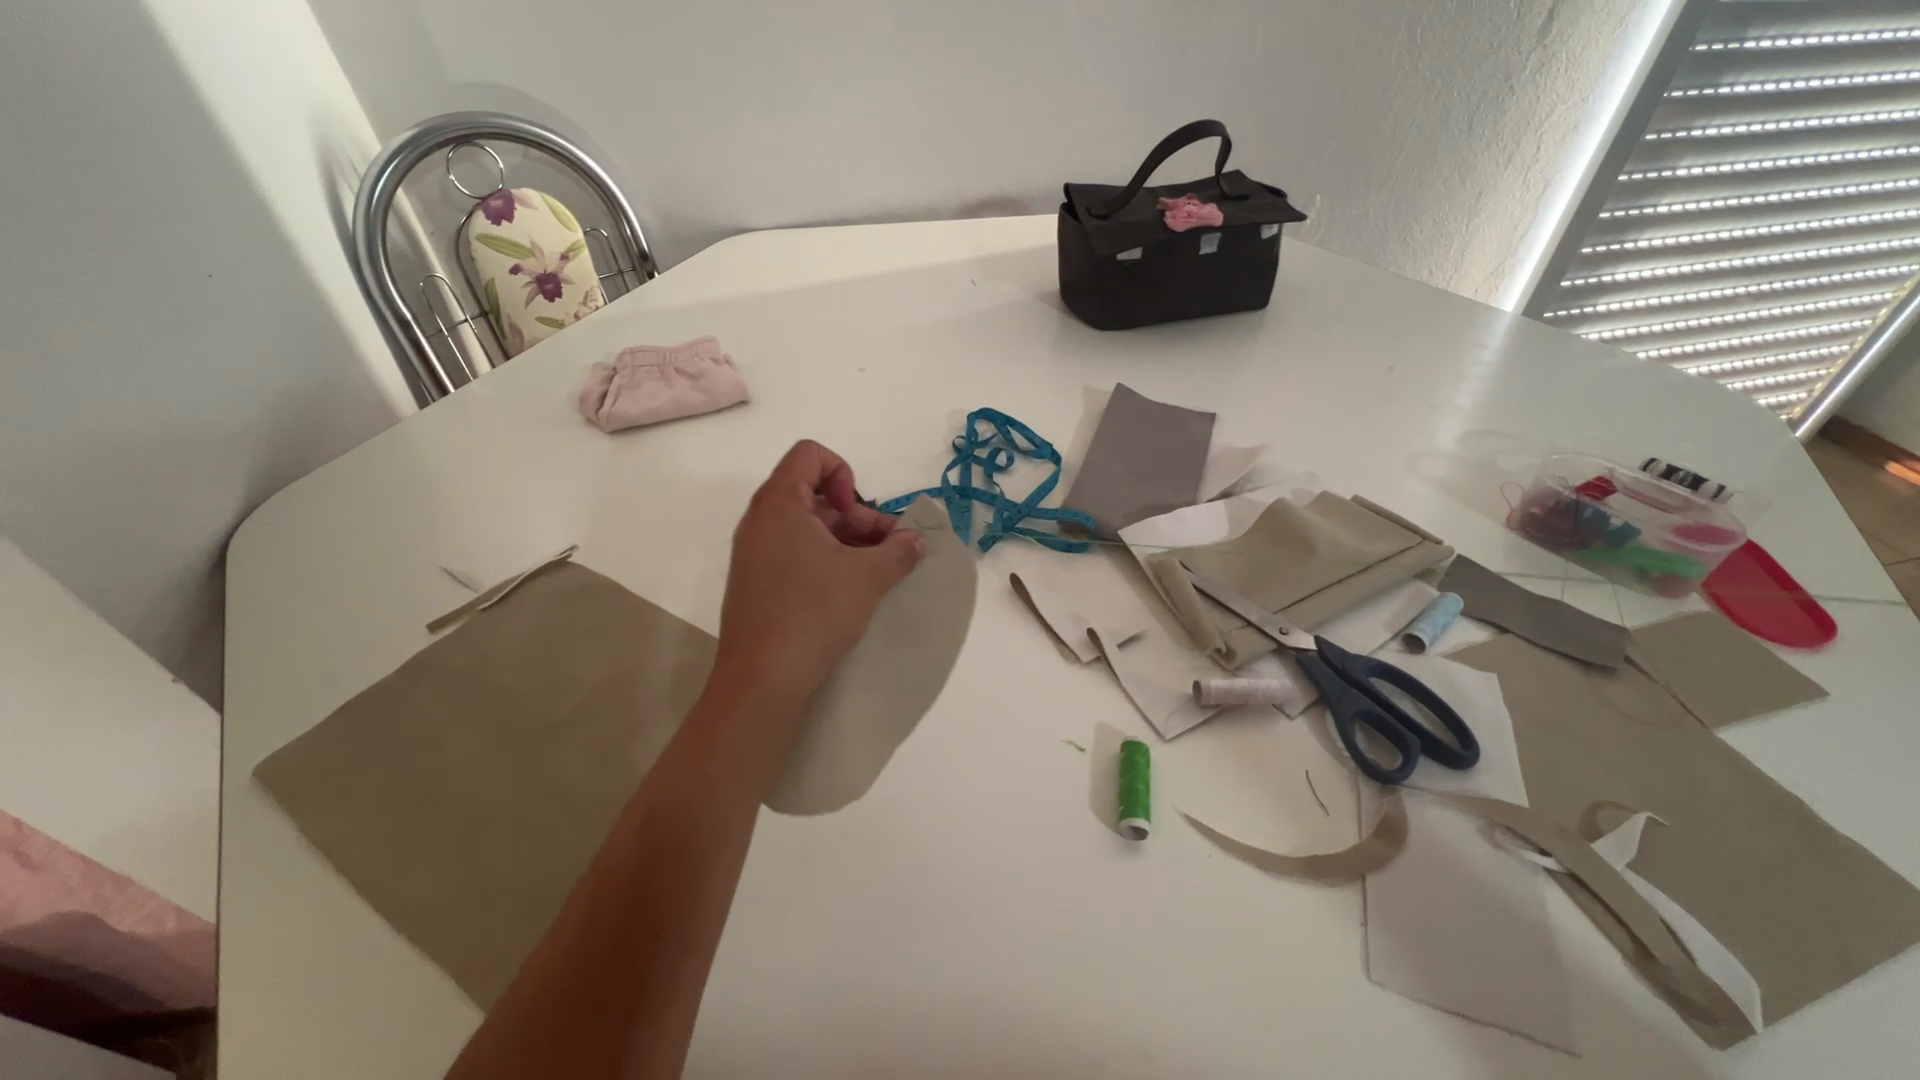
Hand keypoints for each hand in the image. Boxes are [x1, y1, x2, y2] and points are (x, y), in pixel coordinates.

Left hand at [711, 440, 925, 713]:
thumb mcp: (867, 578)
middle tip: (887, 550)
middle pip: (814, 494)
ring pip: (807, 528)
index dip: (844, 473)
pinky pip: (794, 554)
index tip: (859, 513)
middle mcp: (760, 522)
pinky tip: (850, 592)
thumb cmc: (813, 614)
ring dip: (846, 542)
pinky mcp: (756, 584)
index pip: (810, 455)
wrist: (762, 679)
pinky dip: (825, 561)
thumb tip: (916, 541)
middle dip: (857, 516)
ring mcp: (755, 555)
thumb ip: (898, 551)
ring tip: (877, 574)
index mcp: (779, 504)